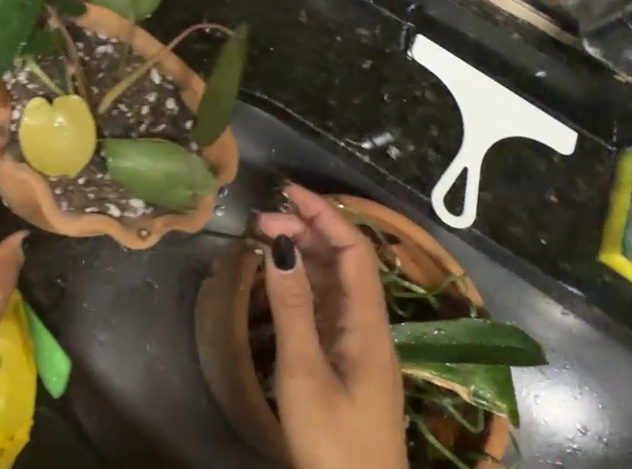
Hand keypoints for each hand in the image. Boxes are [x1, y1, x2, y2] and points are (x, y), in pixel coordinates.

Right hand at [254, 184, 405, 468]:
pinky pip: (328, 308)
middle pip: (347, 264)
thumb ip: (292, 305)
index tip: (286, 191)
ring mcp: (358, 348)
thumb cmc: (333, 439)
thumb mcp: (304, 371)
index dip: (325, 215)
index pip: (354, 252)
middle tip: (262, 219)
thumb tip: (280, 242)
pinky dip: (304, 283)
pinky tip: (280, 281)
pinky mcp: (345, 364)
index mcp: (368, 327)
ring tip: (266, 239)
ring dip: (306, 255)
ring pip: (337, 285)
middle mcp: (369, 329)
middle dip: (309, 231)